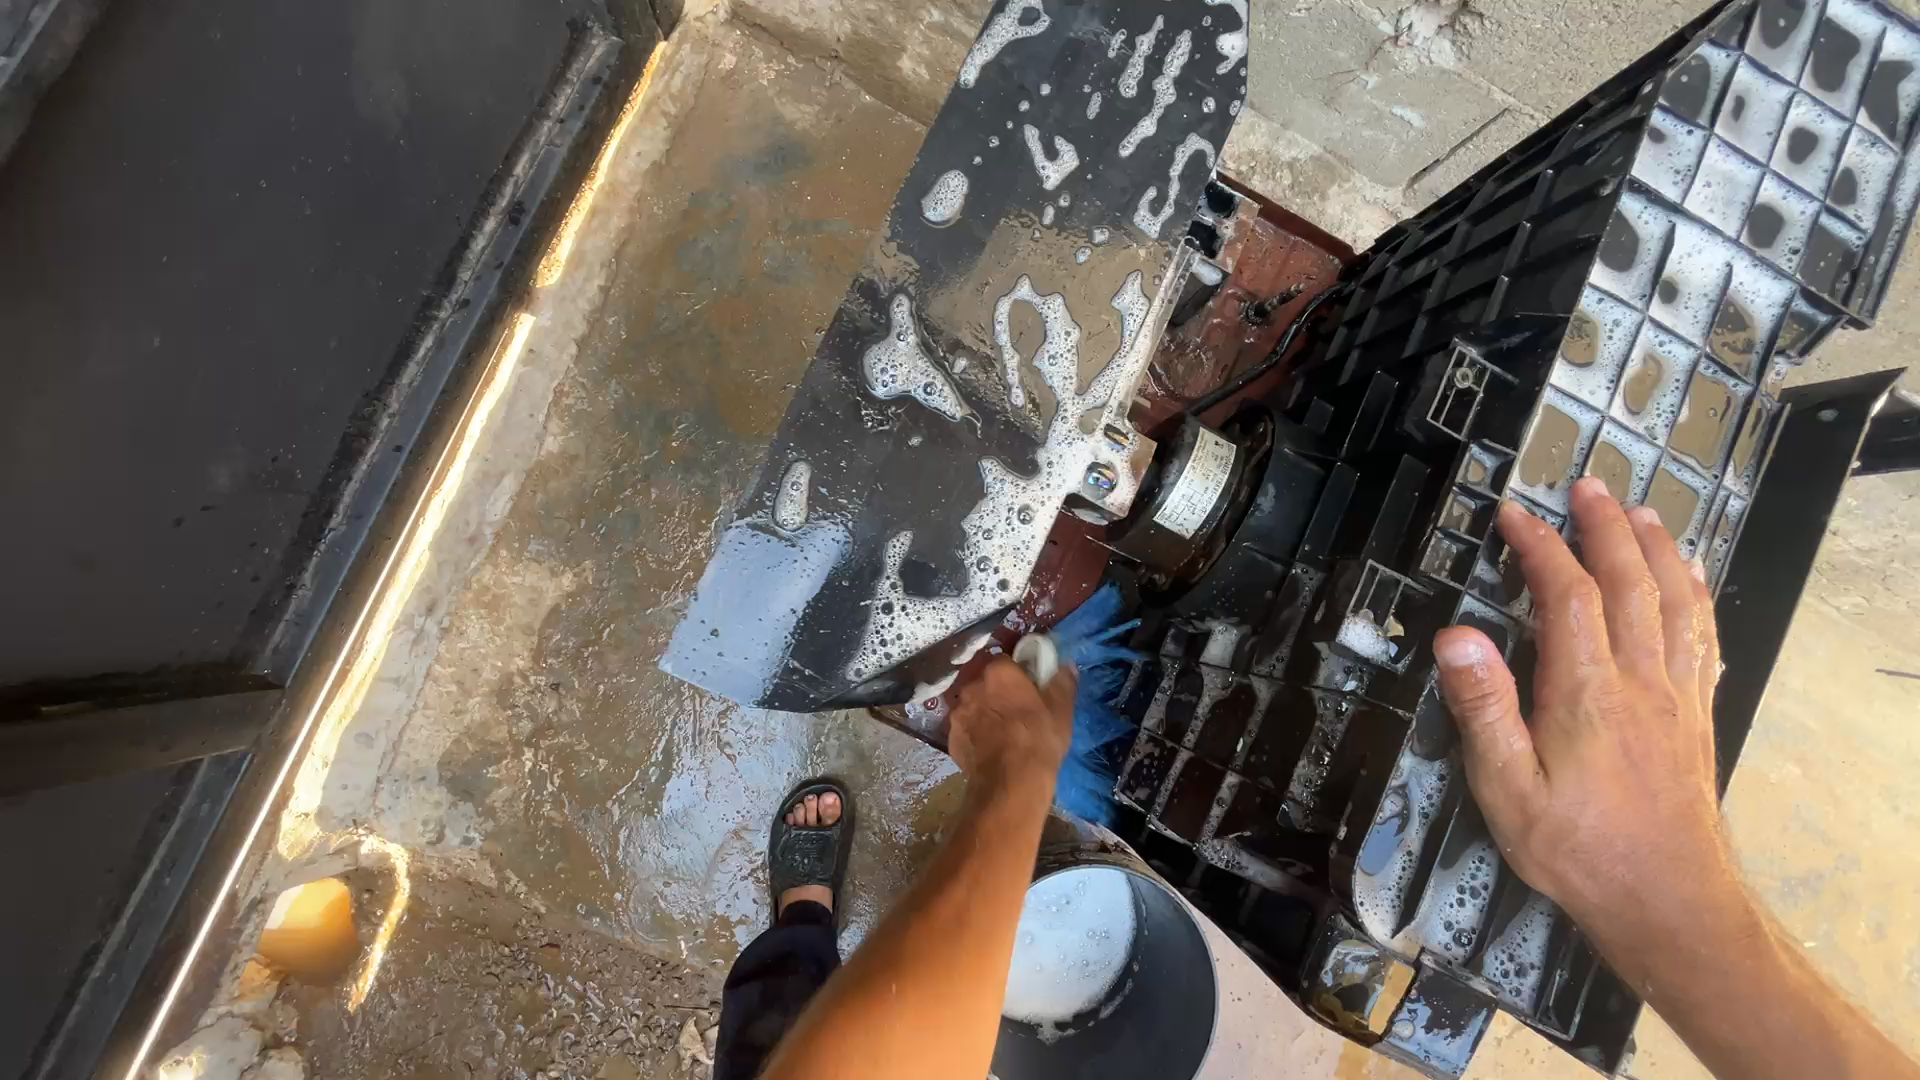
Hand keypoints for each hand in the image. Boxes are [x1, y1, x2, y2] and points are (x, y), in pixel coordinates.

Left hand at [948, 657, 1076, 794]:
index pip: (1007, 662)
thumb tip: (1066, 666)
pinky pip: (966, 729)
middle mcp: (972, 686)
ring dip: (985, 713)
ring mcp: (958, 713)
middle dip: (999, 693)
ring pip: (974, 706)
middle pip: (987, 683)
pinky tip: (990, 750)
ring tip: (1002, 733)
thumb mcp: (1061, 709)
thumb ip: (1062, 681)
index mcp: (998, 672)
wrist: (1011, 782)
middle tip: (1017, 711)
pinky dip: (976, 735)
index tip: (1030, 689)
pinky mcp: (951, 738)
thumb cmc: (1039, 739)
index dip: (1019, 674)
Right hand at [1432, 477, 1739, 948]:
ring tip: (1643, 514)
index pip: (1569, 596)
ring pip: (1677, 604)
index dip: (1541, 548)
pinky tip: (1688, 584)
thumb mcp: (1505, 782)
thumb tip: (1455, 636)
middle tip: (1587, 488)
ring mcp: (1677, 696)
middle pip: (1633, 585)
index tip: (1513, 515)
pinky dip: (1695, 597)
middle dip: (1607, 529)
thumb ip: (1482, 705)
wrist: (1668, 902)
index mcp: (1588, 690)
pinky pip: (1702, 640)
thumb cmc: (1573, 842)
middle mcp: (1641, 679)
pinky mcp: (1695, 716)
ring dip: (1658, 550)